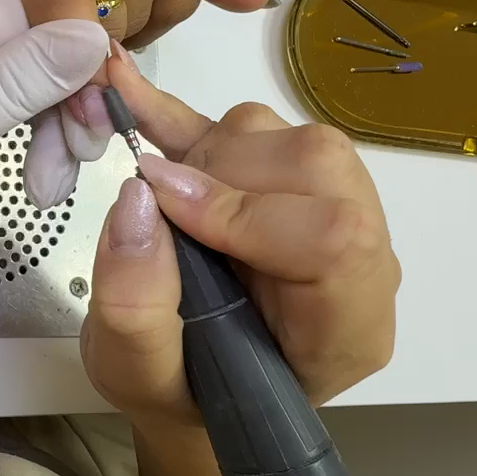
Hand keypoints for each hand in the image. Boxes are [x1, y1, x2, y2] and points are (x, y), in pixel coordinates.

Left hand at [0, 0, 105, 280]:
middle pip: (38, 47)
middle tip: (77, 164)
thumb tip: (93, 31)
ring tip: (47, 190)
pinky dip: (23, 137)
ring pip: (24, 79)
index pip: (43, 12)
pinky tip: (32, 176)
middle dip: (68, 104)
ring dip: (49, 129)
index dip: (85, 62)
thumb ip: (18, 80)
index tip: (102, 122)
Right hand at [0, 0, 271, 48]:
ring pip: (104, 20)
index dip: (144, 24)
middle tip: (73, 21)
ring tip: (49, 14)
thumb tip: (252, 2)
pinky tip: (49, 56)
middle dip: (112, 31)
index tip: (111, 27)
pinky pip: (61, 4)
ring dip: (79, 34)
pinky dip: (60, 39)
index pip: (183, 0)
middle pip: (145, 15)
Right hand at [79, 50, 399, 423]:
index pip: (333, 240)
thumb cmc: (174, 393)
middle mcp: (353, 258)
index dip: (242, 210)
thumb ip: (136, 306)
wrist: (189, 382)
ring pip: (287, 136)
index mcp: (344, 325)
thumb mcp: (138, 375)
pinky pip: (236, 127)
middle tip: (155, 199)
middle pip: (319, 168)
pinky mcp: (269, 179)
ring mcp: (319, 208)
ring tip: (157, 185)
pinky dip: (174, 106)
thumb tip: (140, 195)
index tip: (158, 205)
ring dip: (207, 148)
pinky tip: (123, 82)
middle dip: (220, 171)